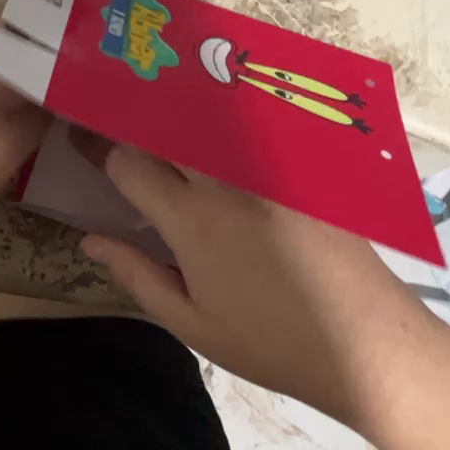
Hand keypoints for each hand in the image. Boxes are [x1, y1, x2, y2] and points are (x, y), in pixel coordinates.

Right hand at [75, 135, 442, 430]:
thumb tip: (89, 240)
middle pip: (167, 126)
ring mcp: (268, 170)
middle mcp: (227, 182)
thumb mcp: (192, 324)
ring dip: (176, 110)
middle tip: (112, 111)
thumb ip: (137, 274)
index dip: (96, 147)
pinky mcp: (301, 170)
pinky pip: (251, 130)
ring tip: (155, 103)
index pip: (128, 163)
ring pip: (209, 120)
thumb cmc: (272, 343)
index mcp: (192, 222)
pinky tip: (213, 119)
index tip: (78, 134)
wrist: (372, 346)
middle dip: (134, 116)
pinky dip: (222, 119)